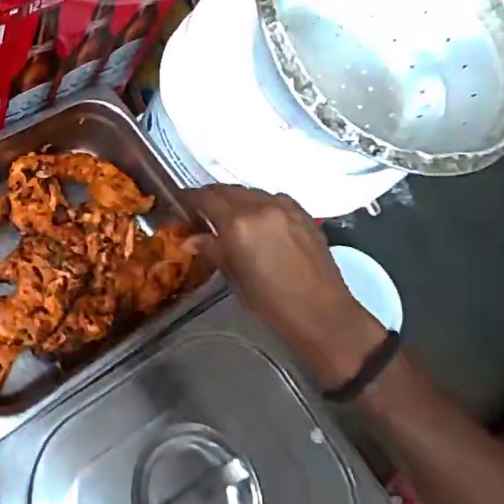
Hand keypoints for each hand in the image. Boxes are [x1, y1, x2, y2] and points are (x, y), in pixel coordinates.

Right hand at [181, 185, 386, 386]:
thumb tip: (191, 239)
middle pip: (226, 190)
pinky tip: (257, 222)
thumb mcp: (236, 278)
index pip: (205, 198)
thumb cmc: (273, 303)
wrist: (323, 313)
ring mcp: (285, 207)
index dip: (189, 199)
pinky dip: (258, 204)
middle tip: (201, 214)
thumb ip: (213, 251)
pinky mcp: (302, 212)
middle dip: (211, 198)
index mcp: (238, 224)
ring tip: (228, 219)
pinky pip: (272, 198)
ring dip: (234, 200)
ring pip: (249, 192)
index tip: (181, 204)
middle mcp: (261, 207)